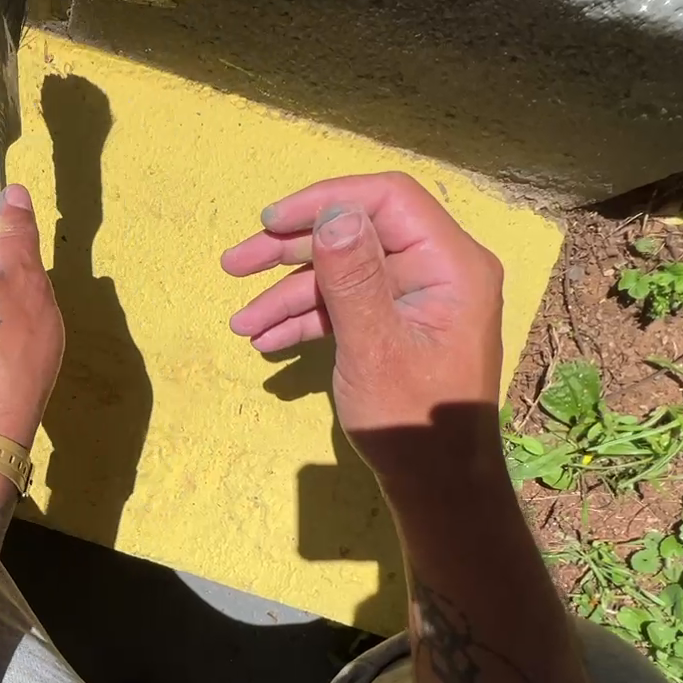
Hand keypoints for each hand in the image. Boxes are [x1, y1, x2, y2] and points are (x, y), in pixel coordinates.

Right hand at [220, 172, 505, 485]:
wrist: (434, 481)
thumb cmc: (411, 418)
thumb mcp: (375, 348)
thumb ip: (352, 279)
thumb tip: (331, 215)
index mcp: (448, 264)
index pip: (386, 201)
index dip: (324, 202)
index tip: (269, 223)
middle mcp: (433, 271)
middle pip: (353, 236)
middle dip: (290, 251)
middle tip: (234, 265)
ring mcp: (410, 300)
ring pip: (339, 275)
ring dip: (286, 296)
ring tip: (241, 324)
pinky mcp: (390, 326)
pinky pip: (342, 309)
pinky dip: (303, 322)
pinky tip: (266, 342)